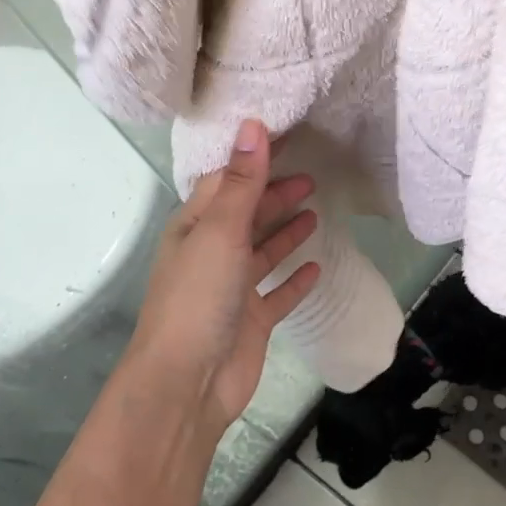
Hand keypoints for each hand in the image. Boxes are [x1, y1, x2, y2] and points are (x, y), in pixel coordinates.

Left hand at [127, 119, 320, 438]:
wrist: (188, 381)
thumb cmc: (198, 299)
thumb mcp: (220, 232)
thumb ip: (242, 183)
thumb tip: (254, 125)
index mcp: (194, 228)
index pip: (225, 183)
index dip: (253, 162)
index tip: (289, 141)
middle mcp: (211, 255)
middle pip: (246, 216)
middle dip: (274, 195)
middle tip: (312, 179)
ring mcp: (232, 291)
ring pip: (262, 252)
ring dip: (285, 232)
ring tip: (316, 213)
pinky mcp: (252, 322)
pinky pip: (277, 294)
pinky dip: (294, 280)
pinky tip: (316, 269)